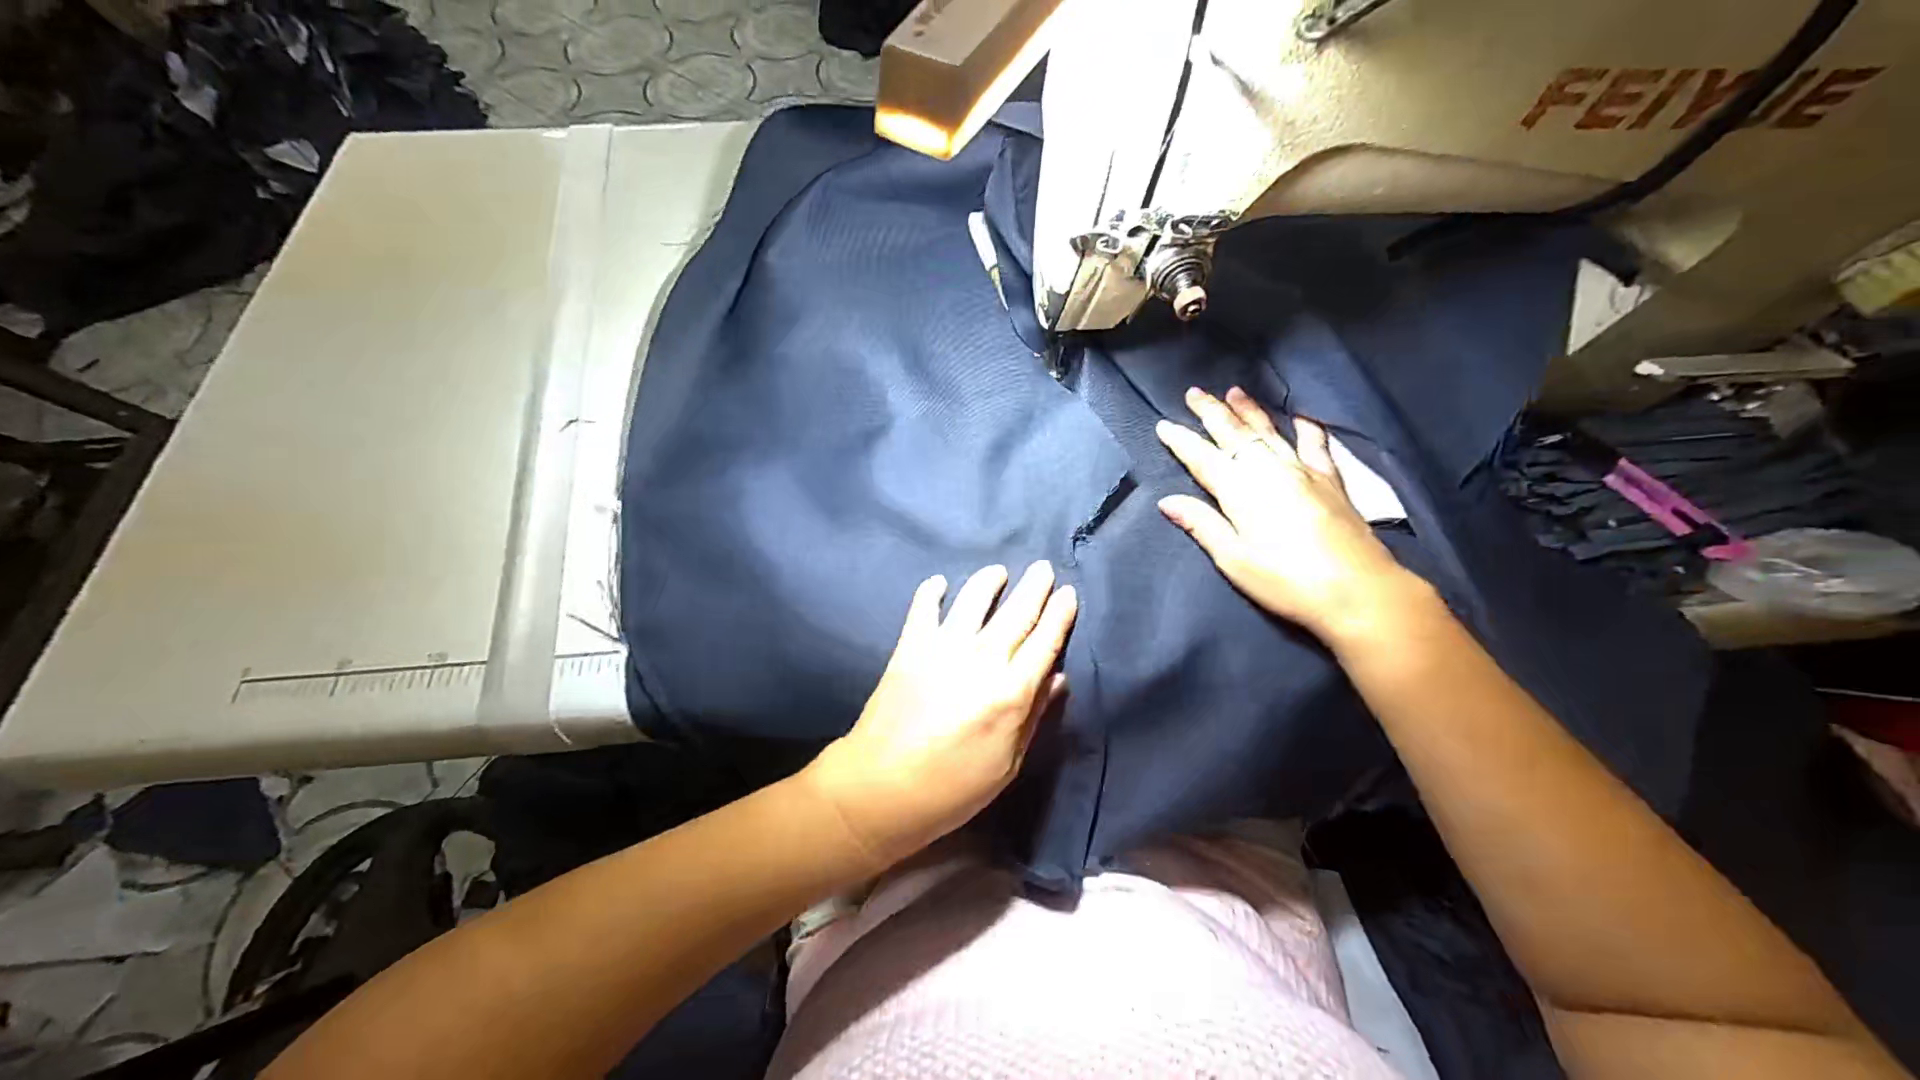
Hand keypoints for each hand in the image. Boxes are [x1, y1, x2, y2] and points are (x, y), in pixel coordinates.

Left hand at [803, 562, 1077, 868]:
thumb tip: (1057, 678)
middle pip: (1016, 613)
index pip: (1045, 641)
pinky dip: (932, 591)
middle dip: (1034, 587)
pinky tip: (939, 582)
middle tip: (1043, 568)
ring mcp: (943, 647)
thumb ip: (1034, 716)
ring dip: (989, 581)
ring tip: (998, 571)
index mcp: (1013, 691)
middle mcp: (982, 659)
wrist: (883, 786)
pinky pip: (924, 608)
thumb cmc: (954, 787)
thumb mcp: (1008, 763)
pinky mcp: (910, 646)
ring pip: (973, 600)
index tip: (1068, 592)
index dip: (1060, 614)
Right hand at [1156, 386, 1429, 644]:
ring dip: (1249, 411)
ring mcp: (1303, 471)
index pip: (1203, 458)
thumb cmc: (1287, 581)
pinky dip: (1307, 428)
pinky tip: (1301, 417)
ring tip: (1235, 392)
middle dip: (1212, 412)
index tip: (1163, 425)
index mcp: (1240, 491)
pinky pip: (1316, 444)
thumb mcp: (1234, 560)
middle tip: (1194, 393)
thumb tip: (1167, 501)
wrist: (1358, 590)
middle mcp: (1269, 471)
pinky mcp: (1331, 480)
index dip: (1181, 441)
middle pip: (1235, 435)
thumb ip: (1202, 525)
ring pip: (1270, 432)